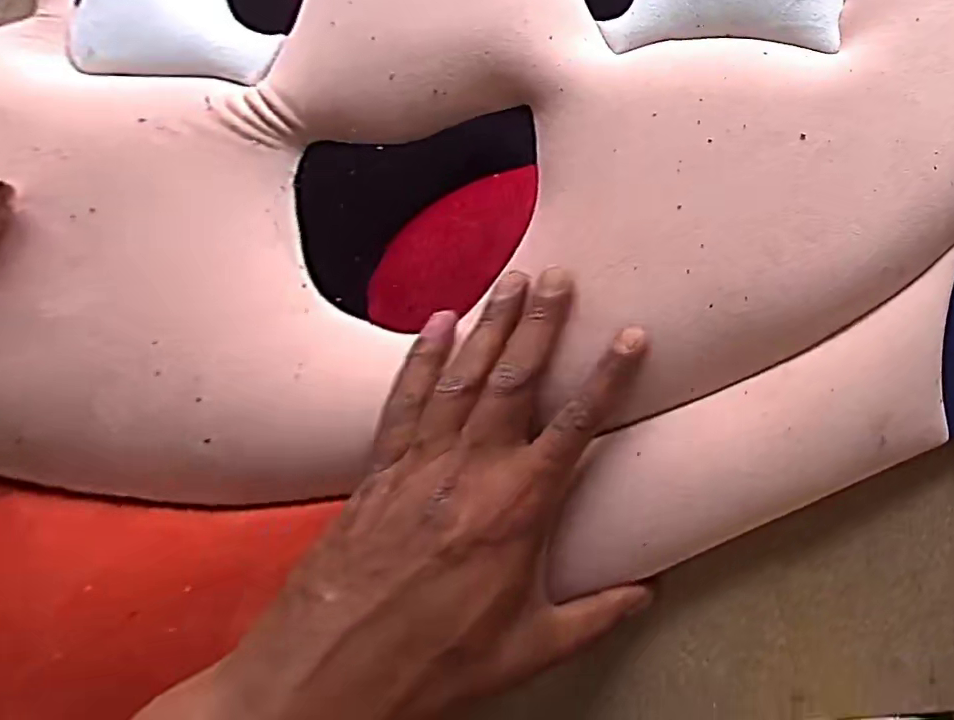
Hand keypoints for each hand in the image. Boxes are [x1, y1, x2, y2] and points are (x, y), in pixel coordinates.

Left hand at [148, 268, 652, 719]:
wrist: (304, 699)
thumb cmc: (425, 671)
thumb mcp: (525, 651)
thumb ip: (596, 616)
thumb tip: (650, 594)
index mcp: (517, 508)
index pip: (577, 424)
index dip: (609, 375)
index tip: (632, 335)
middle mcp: (471, 473)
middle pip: (515, 380)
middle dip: (541, 323)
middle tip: (560, 276)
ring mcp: (420, 468)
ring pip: (464, 378)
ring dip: (491, 324)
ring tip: (514, 280)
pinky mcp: (378, 474)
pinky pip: (405, 403)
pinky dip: (422, 358)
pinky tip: (437, 321)